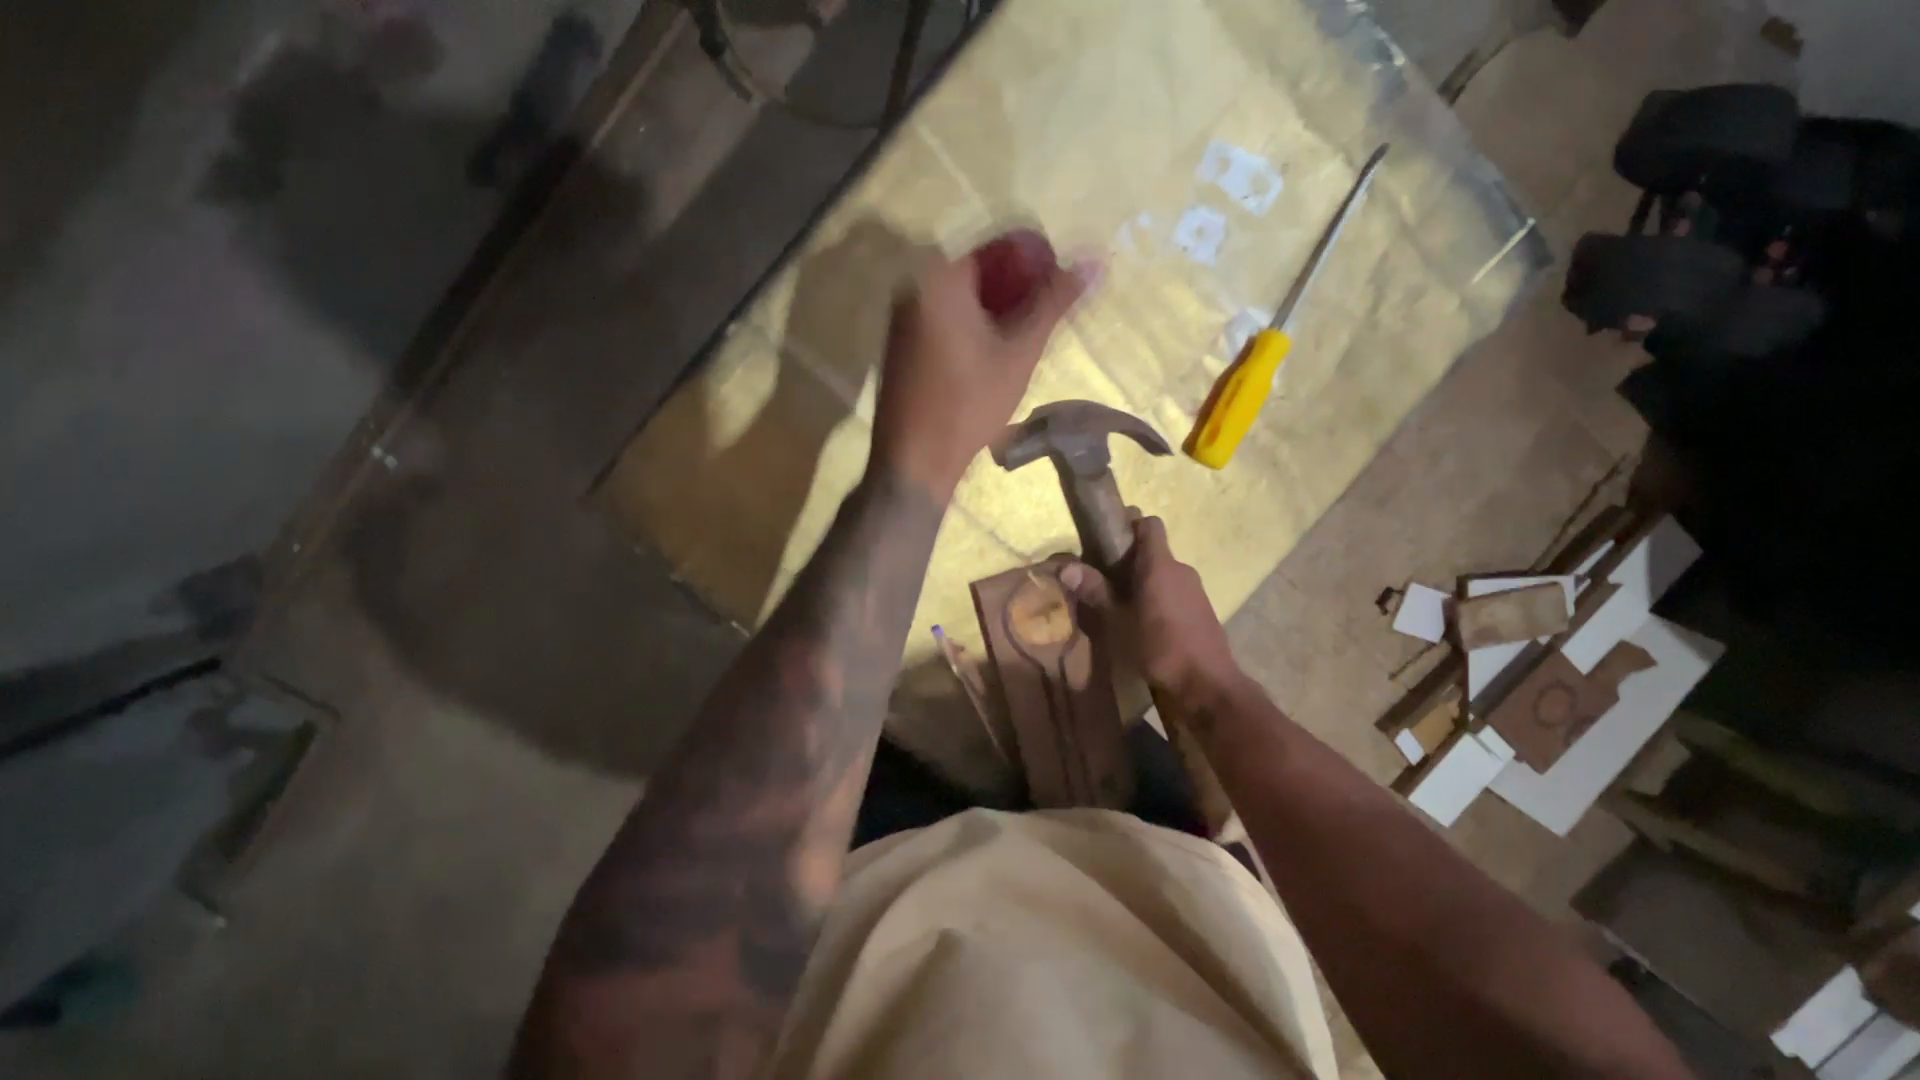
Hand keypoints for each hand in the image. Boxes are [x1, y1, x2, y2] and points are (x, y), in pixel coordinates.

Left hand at [870, 231, 1099, 498]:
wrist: (914, 459)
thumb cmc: (969, 403)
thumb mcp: (1020, 352)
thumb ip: (1054, 302)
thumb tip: (1093, 260)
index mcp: (939, 278)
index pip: (997, 247)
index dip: (1036, 258)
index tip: (1063, 279)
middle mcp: (914, 286)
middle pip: (978, 268)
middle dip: (1019, 283)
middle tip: (1053, 305)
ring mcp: (903, 315)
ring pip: (963, 294)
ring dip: (999, 304)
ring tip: (1033, 327)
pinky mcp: (902, 341)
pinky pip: (946, 315)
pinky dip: (975, 321)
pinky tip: (999, 346)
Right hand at [1058, 516, 1241, 704]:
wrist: (1207, 685)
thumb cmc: (1159, 647)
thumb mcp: (1118, 621)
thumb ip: (1095, 591)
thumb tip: (1066, 567)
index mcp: (1161, 565)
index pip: (1149, 524)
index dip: (1129, 524)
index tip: (1106, 538)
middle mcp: (1181, 570)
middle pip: (1154, 551)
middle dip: (1128, 560)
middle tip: (1101, 577)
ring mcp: (1195, 591)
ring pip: (1164, 575)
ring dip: (1142, 583)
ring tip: (1118, 604)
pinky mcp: (1201, 612)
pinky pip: (1174, 594)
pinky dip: (1157, 599)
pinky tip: (1142, 624)